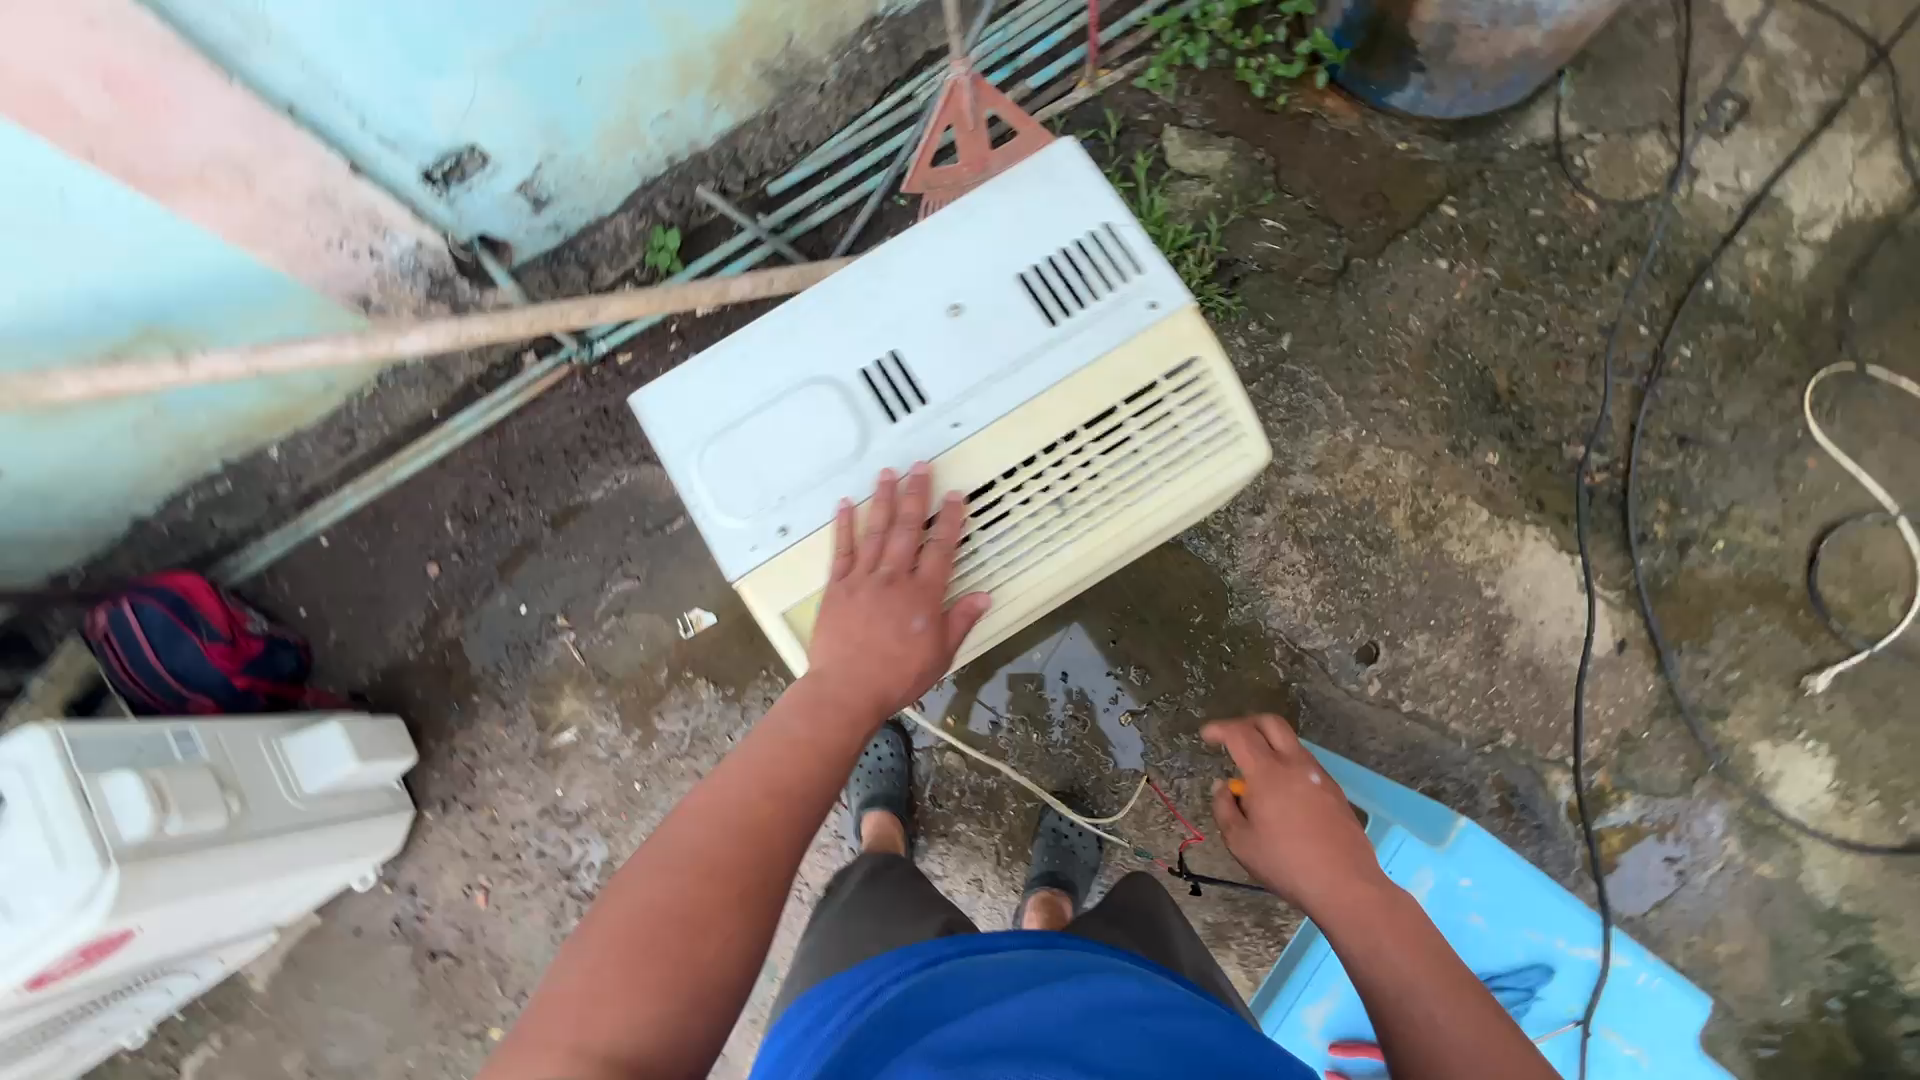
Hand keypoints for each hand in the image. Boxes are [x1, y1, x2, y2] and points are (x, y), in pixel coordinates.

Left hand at [804, 464, 990, 725]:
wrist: (847, 690)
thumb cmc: (898, 677)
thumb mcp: (941, 654)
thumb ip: (961, 620)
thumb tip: (985, 596)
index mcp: (924, 594)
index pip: (941, 547)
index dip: (951, 519)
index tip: (956, 496)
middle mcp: (894, 578)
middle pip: (907, 528)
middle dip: (916, 494)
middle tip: (921, 465)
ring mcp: (863, 579)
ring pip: (875, 531)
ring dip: (882, 499)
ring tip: (888, 472)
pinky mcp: (837, 587)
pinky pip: (841, 550)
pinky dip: (843, 526)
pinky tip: (844, 504)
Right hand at [1204, 715, 1388, 913]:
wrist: (1346, 885)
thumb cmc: (1286, 864)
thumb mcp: (1239, 842)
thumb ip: (1224, 808)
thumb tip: (1224, 787)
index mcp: (1268, 773)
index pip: (1239, 733)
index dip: (1219, 729)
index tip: (1206, 736)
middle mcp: (1296, 765)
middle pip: (1271, 722)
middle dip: (1246, 723)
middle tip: (1231, 739)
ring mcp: (1319, 776)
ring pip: (1291, 743)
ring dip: (1269, 746)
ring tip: (1255, 775)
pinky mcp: (1335, 792)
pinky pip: (1305, 764)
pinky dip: (1286, 765)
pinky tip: (1281, 795)